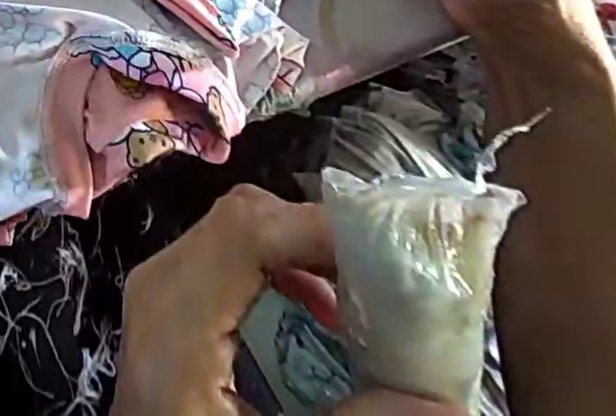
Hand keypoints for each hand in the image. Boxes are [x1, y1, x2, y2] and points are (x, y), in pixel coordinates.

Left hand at [113, 186, 464, 415]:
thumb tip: (452, 402)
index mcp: (176, 313)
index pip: (245, 230)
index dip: (322, 229)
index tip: (401, 256)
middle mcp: (163, 278)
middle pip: (246, 218)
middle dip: (325, 240)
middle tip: (398, 286)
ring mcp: (164, 282)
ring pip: (242, 228)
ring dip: (308, 252)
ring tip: (369, 306)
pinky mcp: (175, 295)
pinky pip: (232, 252)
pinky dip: (285, 269)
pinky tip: (324, 320)